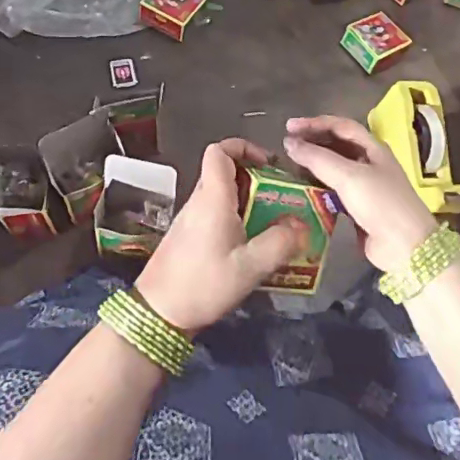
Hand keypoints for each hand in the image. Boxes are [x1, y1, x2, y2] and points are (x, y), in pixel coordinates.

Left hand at [136, 139, 309, 332]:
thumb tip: (300, 225)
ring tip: (274, 224)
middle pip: (226, 172)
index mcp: (213, 199)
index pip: (219, 151)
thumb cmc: (203, 284)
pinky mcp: (189, 236)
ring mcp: (192, 219)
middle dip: (256, 179)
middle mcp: (200, 201)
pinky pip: (216, 214)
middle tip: (281, 199)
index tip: (269, 164)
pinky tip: (252, 245)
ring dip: (249, 201)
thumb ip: (279, 243)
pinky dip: (237, 219)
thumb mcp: (250, 267)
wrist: (158, 313)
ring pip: (222, 195)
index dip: (244, 147)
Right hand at [283, 116, 436, 271]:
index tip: (289, 126)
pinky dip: (317, 185)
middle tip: (287, 144)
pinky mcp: (358, 207)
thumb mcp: (348, 176)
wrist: (406, 246)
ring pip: (334, 167)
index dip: (314, 123)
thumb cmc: (380, 203)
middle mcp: (369, 162)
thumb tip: (289, 142)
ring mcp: (365, 185)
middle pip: (337, 144)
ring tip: (290, 164)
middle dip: (312, 141)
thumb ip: (317, 158)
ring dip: (313, 163)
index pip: (341, 126)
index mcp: (373, 148)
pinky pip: (333, 189)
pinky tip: (302, 188)